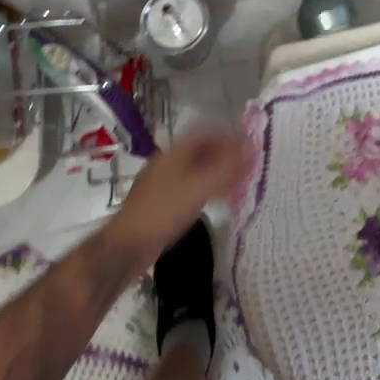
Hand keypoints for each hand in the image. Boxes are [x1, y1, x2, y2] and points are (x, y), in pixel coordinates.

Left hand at [110, 125, 251, 255]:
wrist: (127, 247)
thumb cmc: (163, 211)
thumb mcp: (198, 189)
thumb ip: (226, 168)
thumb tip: (251, 148)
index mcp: (175, 153)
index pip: (205, 132)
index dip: (228, 134)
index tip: (248, 144)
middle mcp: (168, 163)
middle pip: (202, 150)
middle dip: (226, 155)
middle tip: (247, 166)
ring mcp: (163, 183)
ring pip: (197, 170)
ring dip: (218, 173)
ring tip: (238, 184)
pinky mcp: (162, 203)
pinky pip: (191, 187)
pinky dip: (208, 188)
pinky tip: (218, 201)